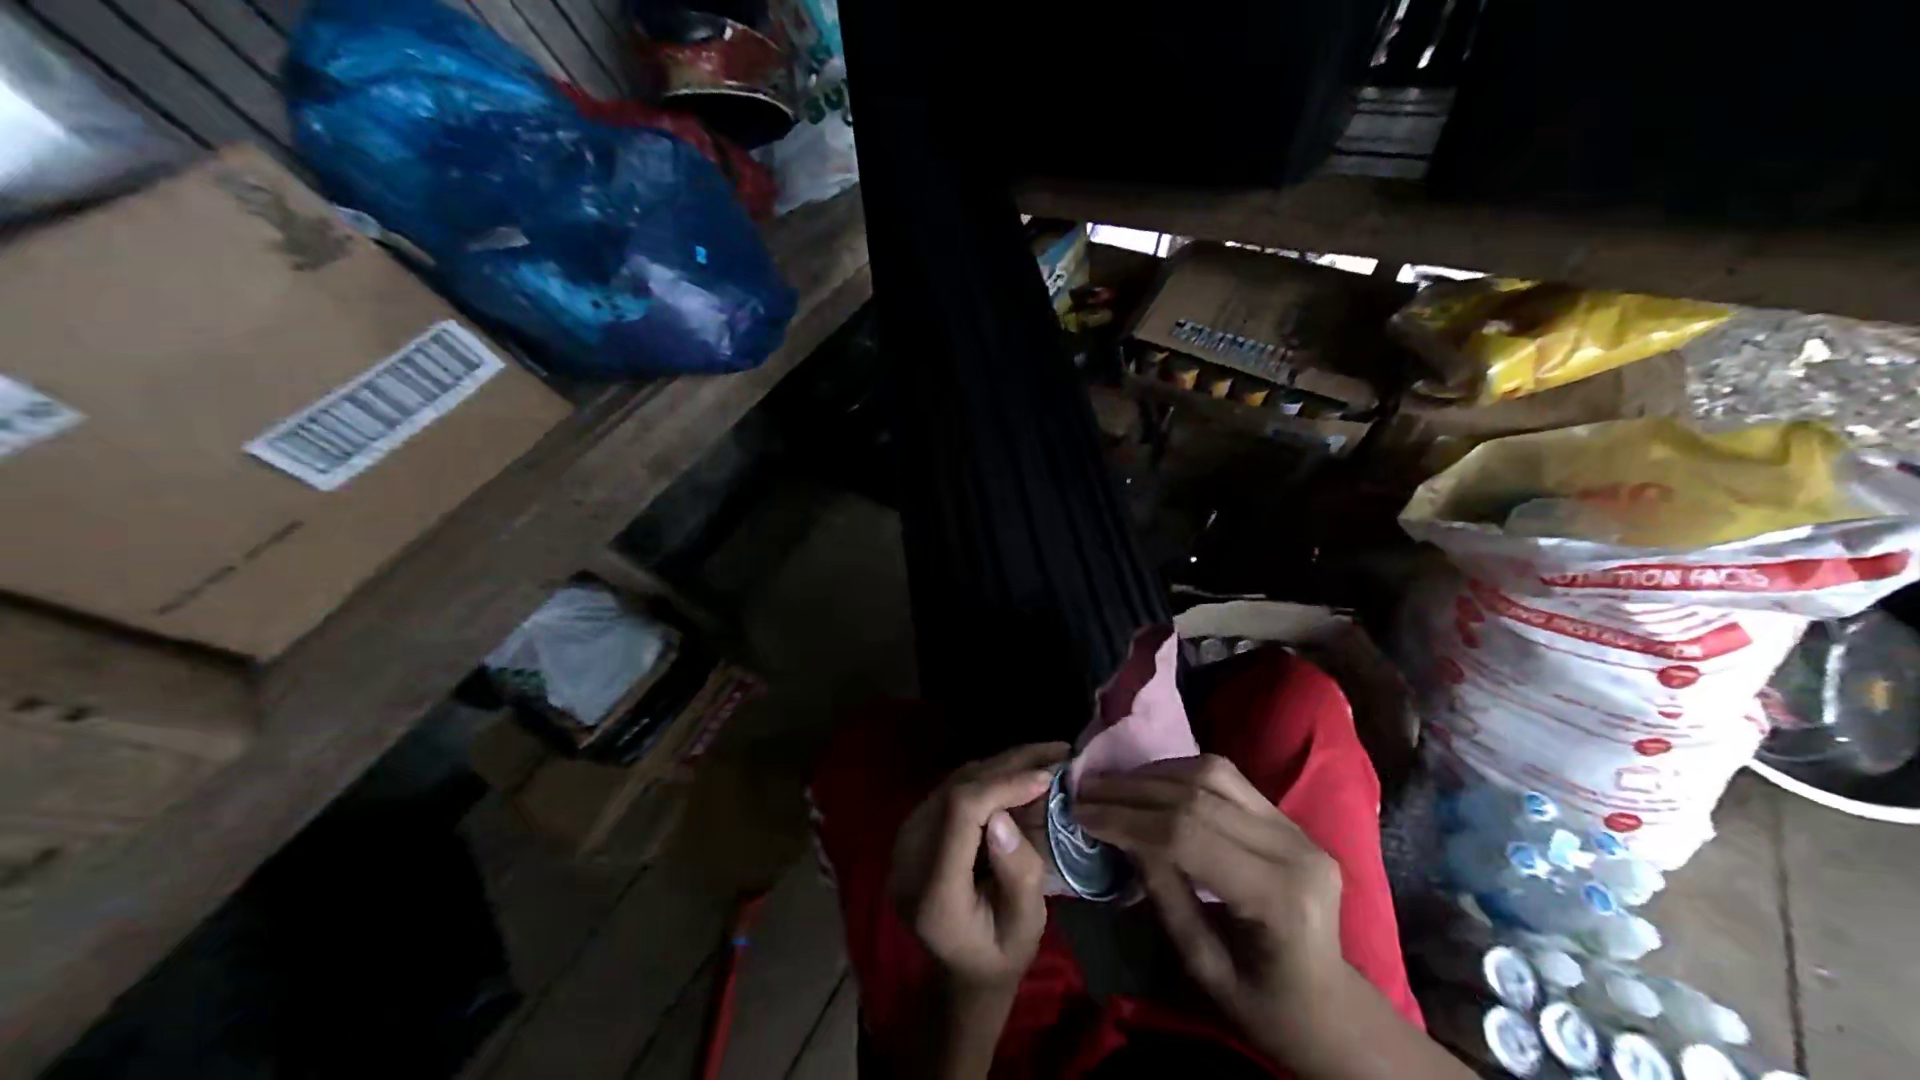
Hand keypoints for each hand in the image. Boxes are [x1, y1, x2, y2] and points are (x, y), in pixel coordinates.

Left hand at [888, 742, 1069, 993]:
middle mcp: (908, 858)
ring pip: (952, 783)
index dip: (1002, 786)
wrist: (964, 969)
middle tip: (1055, 753)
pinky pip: (951, 789)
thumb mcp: (1025, 928)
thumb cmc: (1001, 953)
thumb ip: (1018, 876)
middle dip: (1007, 766)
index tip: (1047, 777)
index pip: (959, 814)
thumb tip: (1002, 816)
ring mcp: (905, 840)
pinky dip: (986, 776)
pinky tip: (1018, 770)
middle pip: (954, 790)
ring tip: (1043, 754)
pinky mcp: (914, 829)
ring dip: (999, 765)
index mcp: (933, 892)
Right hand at [1076, 755, 1346, 1040]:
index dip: (1127, 818)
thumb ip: (1163, 893)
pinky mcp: (1288, 819)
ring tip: (1111, 783)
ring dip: (1153, 772)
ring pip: (1213, 773)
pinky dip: (1178, 773)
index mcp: (1278, 897)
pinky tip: (1148, 782)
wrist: (1330, 1008)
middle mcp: (1295, 849)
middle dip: (1132, 790)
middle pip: (1199, 795)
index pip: (1188, 834)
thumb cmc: (1264, 1006)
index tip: (1082, 813)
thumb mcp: (1202, 965)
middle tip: (1085, 790)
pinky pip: (1227, 779)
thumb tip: (1119, 834)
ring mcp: (1296, 828)